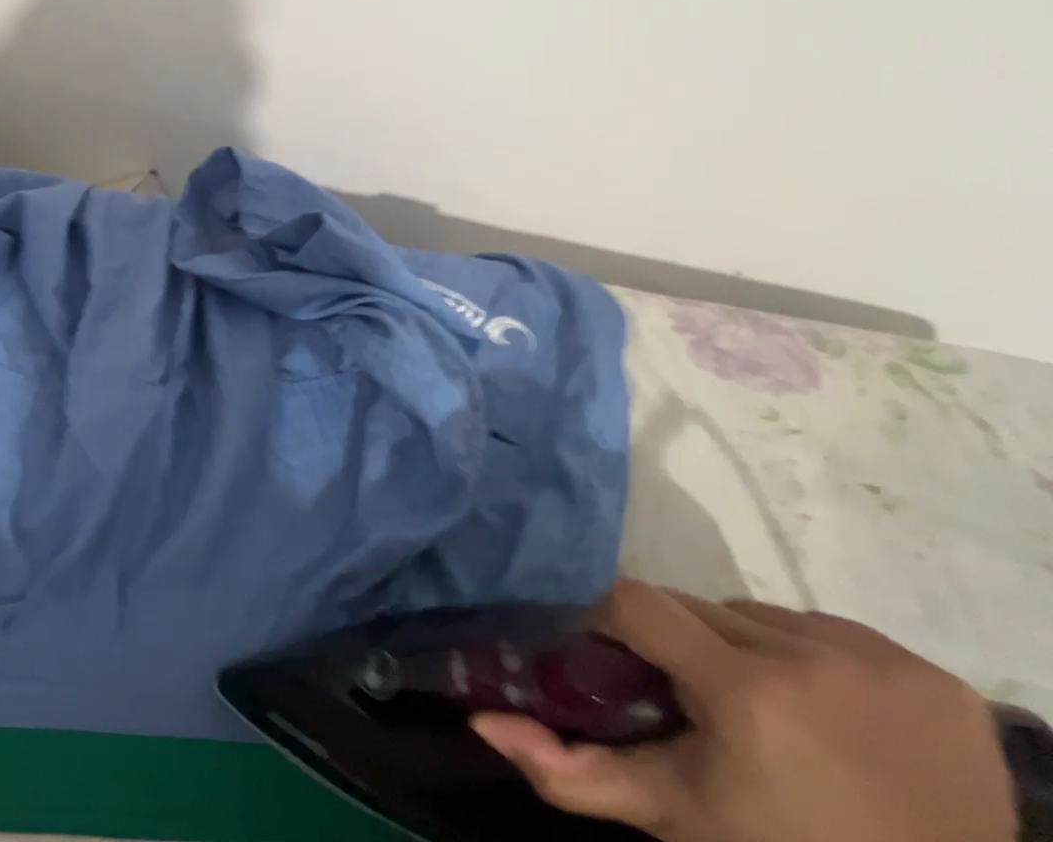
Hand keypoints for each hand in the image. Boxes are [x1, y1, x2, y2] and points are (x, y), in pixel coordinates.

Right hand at [471, 580, 1015, 841]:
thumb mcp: (668, 816)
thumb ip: (568, 771)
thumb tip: (483, 721)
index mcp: (744, 689)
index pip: (637, 603)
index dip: (613, 627)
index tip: (617, 666)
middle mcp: (814, 655)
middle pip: (699, 608)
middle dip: (678, 644)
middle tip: (685, 700)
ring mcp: (883, 661)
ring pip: (764, 616)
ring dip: (743, 647)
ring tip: (757, 708)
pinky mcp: (936, 675)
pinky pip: (834, 633)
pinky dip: (811, 660)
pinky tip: (822, 712)